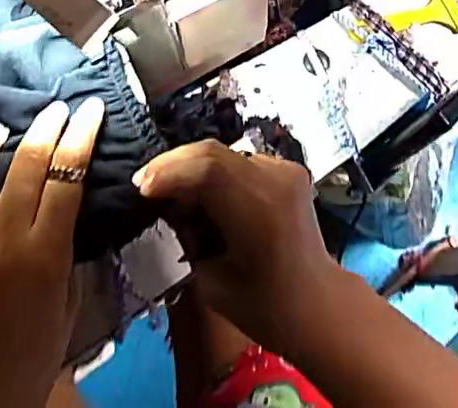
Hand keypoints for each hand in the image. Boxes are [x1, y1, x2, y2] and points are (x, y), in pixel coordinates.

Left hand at [0, 99, 106, 407]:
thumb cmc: (25, 367)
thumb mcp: (65, 308)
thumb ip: (66, 254)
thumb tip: (66, 207)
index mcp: (43, 256)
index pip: (69, 174)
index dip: (82, 133)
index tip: (90, 109)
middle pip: (27, 165)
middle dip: (48, 126)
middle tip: (55, 109)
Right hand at [133, 141, 346, 353]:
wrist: (316, 301)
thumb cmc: (263, 305)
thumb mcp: (211, 280)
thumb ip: (189, 235)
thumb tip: (171, 204)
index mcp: (258, 210)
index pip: (207, 170)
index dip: (169, 172)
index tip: (141, 187)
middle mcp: (275, 179)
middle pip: (215, 152)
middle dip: (174, 163)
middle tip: (145, 182)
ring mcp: (286, 169)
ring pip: (227, 154)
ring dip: (196, 167)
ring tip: (174, 193)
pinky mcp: (290, 169)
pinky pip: (243, 162)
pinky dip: (219, 173)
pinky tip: (207, 196)